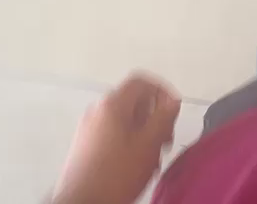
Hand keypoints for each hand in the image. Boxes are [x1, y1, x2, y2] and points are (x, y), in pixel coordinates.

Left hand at [52, 73, 181, 203]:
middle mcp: (97, 109)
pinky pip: (111, 134)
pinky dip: (127, 142)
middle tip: (165, 140)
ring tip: (151, 158)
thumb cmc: (116, 174)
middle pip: (132, 102)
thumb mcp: (148, 145)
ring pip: (123, 120)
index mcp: (112, 103)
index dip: (162, 91)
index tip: (174, 111)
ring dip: (142, 134)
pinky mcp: (83, 146)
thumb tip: (173, 101)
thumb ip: (164, 118)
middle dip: (153, 118)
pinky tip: (134, 164)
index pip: (141, 82)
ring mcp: (87, 127)